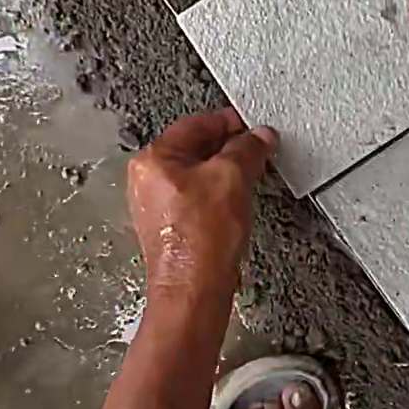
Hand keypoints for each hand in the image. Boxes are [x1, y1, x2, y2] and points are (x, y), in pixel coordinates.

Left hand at [125, 109, 276, 298]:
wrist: (195, 287)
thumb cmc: (201, 238)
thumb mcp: (233, 176)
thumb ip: (249, 147)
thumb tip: (260, 136)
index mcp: (154, 160)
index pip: (197, 124)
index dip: (230, 121)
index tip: (253, 125)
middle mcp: (148, 180)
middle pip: (197, 146)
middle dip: (231, 146)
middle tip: (258, 148)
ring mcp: (158, 203)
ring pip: (200, 171)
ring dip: (228, 168)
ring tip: (252, 172)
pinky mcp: (172, 223)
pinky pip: (199, 193)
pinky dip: (221, 189)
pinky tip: (238, 197)